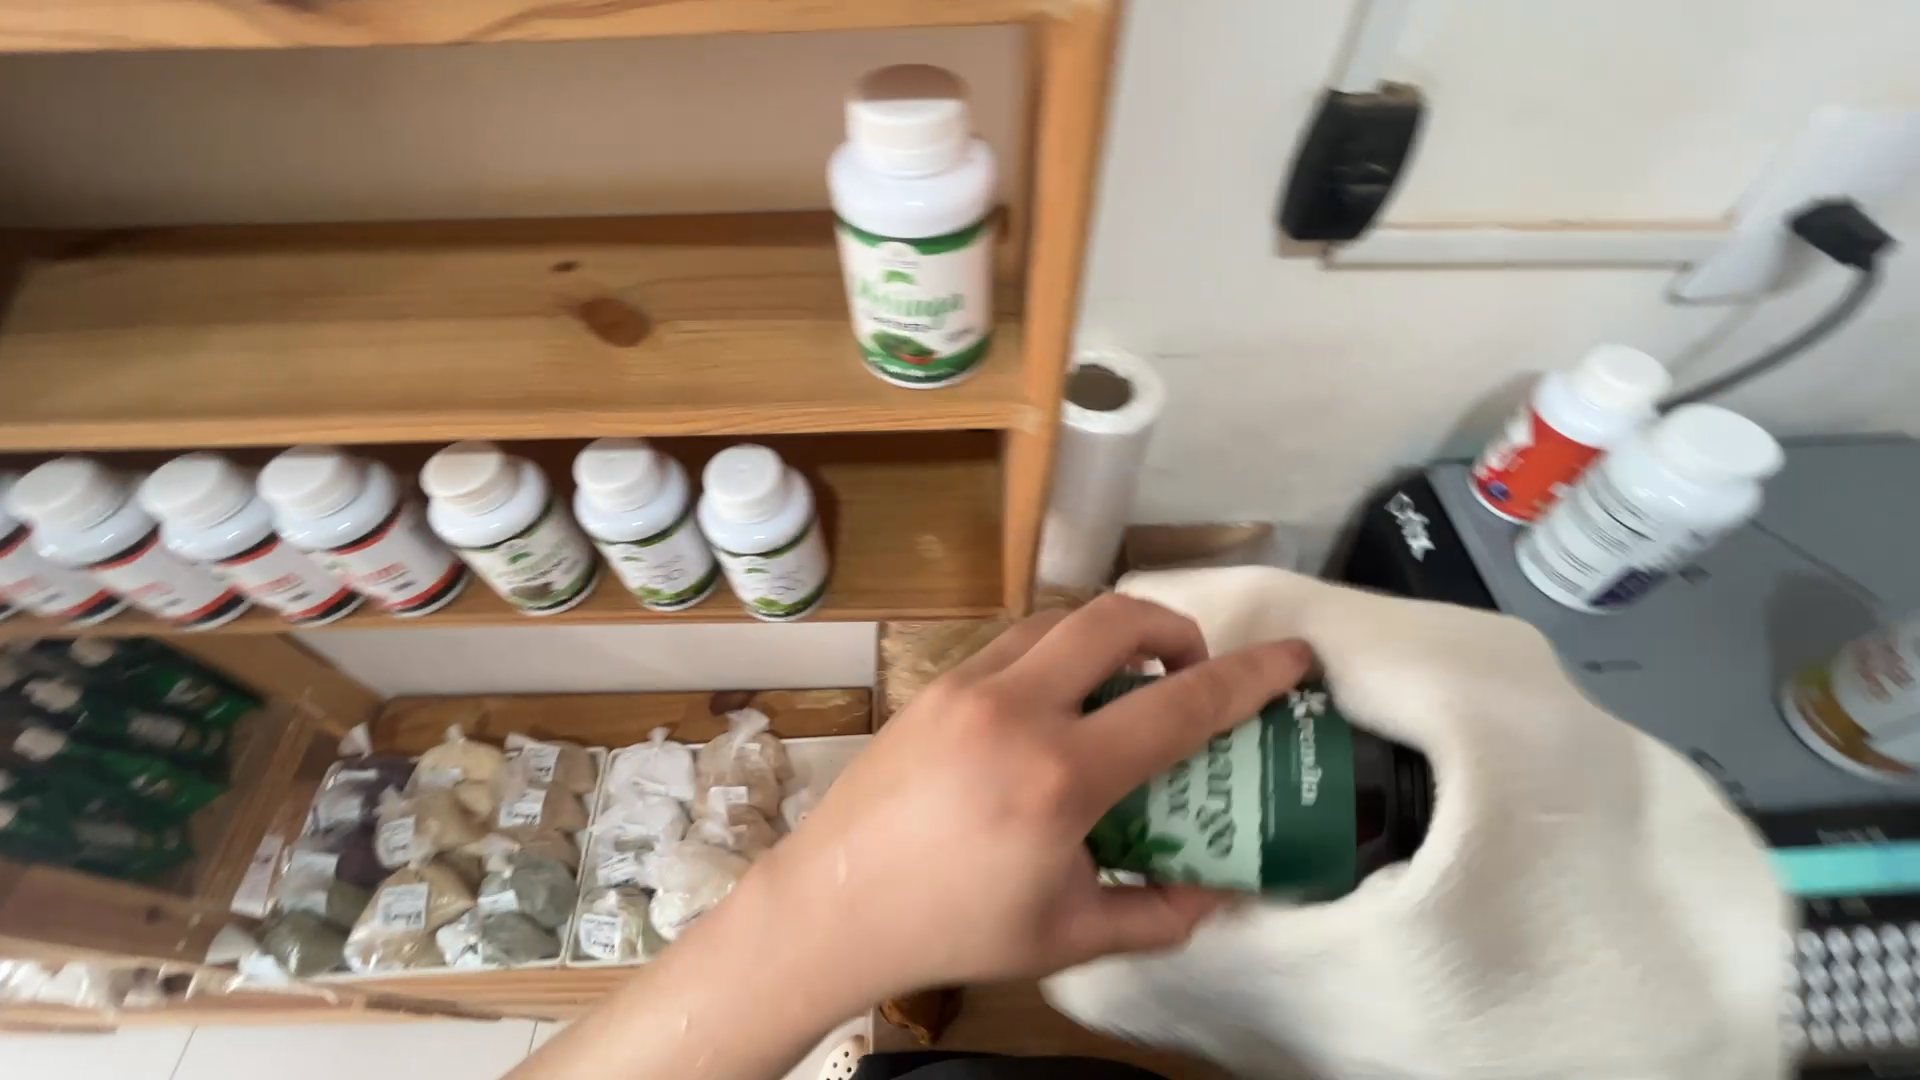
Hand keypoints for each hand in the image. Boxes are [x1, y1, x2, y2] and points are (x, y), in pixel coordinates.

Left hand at [736, 593, 1313, 1006]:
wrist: (833, 903)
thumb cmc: (953, 927)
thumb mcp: (1070, 935)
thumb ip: (1159, 913)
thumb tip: (1216, 890)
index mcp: (1060, 775)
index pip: (1179, 706)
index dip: (1250, 677)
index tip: (1292, 657)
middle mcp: (1014, 709)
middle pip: (1115, 619)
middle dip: (1174, 627)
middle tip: (1191, 667)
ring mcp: (967, 685)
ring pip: (1060, 621)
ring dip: (1110, 634)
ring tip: (1126, 680)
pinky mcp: (935, 683)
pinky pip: (1015, 644)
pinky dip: (1057, 652)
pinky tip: (1056, 699)